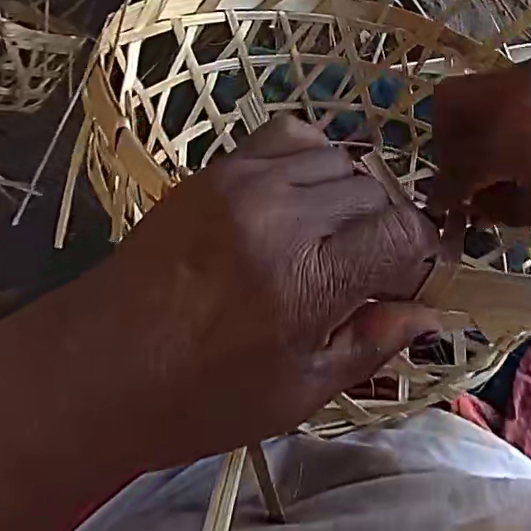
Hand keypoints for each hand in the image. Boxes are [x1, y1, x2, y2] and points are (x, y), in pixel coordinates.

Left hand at [19, 117, 440, 469]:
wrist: (96, 363)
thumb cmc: (201, 396)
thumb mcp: (299, 394)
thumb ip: (374, 342)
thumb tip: (433, 310)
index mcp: (306, 281)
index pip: (405, 233)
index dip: (424, 253)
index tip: (413, 277)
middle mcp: (284, 215)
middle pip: (379, 193)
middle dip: (390, 230)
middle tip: (370, 267)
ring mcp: (250, 180)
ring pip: (344, 160)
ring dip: (356, 196)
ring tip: (334, 234)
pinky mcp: (222, 165)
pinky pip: (295, 134)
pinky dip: (316, 158)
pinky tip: (304, 193)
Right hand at [430, 56, 530, 247]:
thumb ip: (508, 205)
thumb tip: (474, 204)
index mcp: (518, 126)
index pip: (457, 159)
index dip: (444, 191)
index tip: (443, 212)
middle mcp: (522, 84)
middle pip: (450, 102)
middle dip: (447, 144)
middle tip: (467, 183)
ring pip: (482, 89)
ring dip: (476, 126)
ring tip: (503, 168)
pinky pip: (515, 87)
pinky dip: (506, 115)